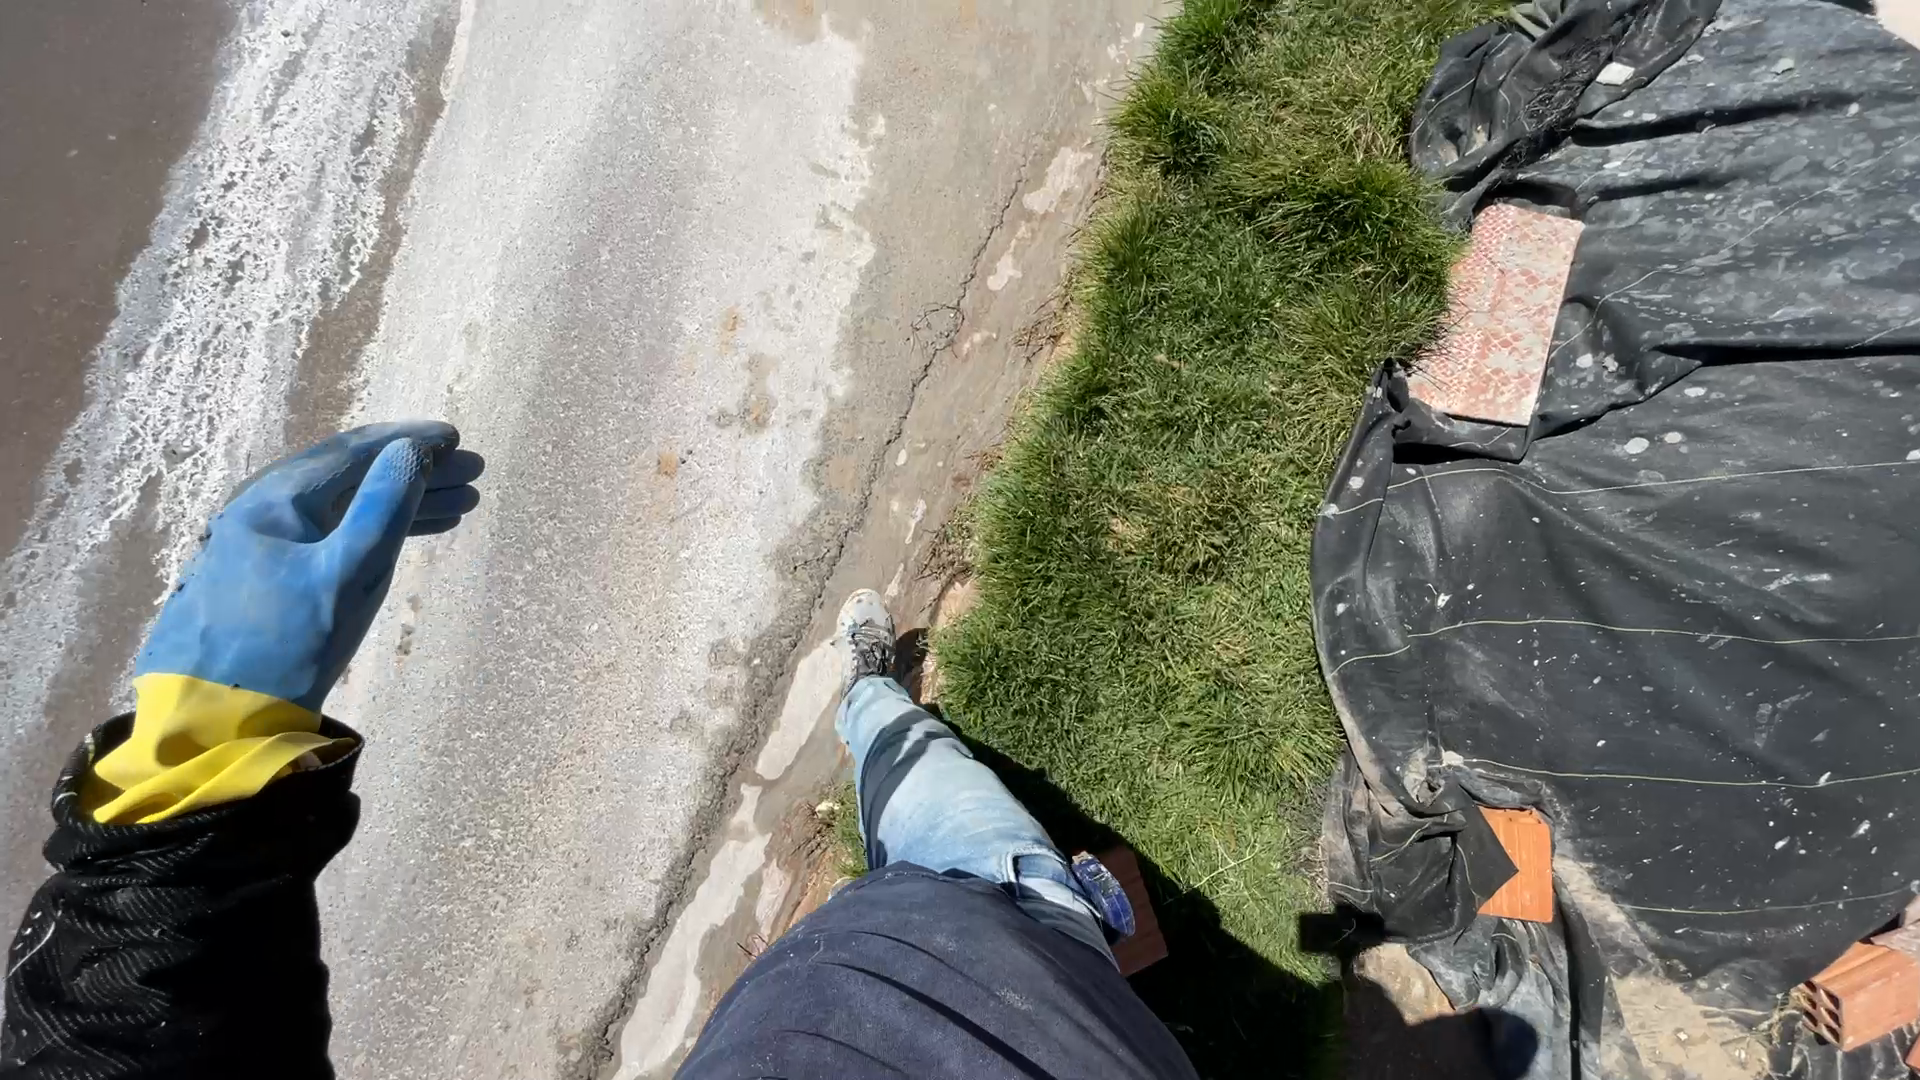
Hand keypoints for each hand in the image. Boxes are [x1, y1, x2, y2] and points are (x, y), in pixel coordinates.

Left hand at [134, 421, 484, 713]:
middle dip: (416, 469)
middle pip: (354, 474)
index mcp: (278, 501)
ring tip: (462, 502)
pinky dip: (384, 524)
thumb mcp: (352, 569)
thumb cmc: (297, 637)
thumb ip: (385, 505)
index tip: (456, 438)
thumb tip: (412, 451)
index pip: (354, 452)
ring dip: (406, 498)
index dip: (408, 441)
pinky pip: (340, 529)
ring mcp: (270, 540)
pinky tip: (417, 531)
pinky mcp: (276, 570)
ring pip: (350, 503)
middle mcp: (268, 509)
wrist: (225, 711)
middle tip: (472, 471)